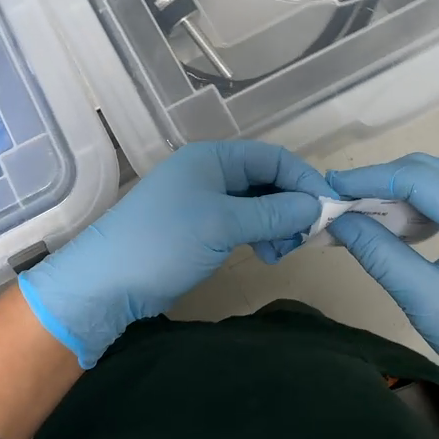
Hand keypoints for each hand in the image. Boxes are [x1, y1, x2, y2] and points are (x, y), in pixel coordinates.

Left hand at [19, 140, 332, 367]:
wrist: (107, 282)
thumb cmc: (164, 241)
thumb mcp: (222, 224)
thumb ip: (272, 213)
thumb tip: (318, 206)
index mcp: (212, 158)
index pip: (272, 157)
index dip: (304, 179)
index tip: (331, 211)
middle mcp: (208, 172)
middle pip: (266, 180)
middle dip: (292, 206)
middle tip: (308, 239)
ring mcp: (201, 201)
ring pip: (256, 205)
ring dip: (277, 225)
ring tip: (282, 253)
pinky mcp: (197, 229)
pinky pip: (240, 224)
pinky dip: (259, 236)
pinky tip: (265, 256)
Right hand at [325, 153, 438, 438]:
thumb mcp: (424, 299)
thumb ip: (379, 253)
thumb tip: (337, 220)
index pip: (421, 180)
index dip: (371, 178)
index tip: (330, 186)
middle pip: (432, 170)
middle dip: (383, 180)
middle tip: (341, 198)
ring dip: (399, 189)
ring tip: (363, 208)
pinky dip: (419, 202)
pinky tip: (397, 222)